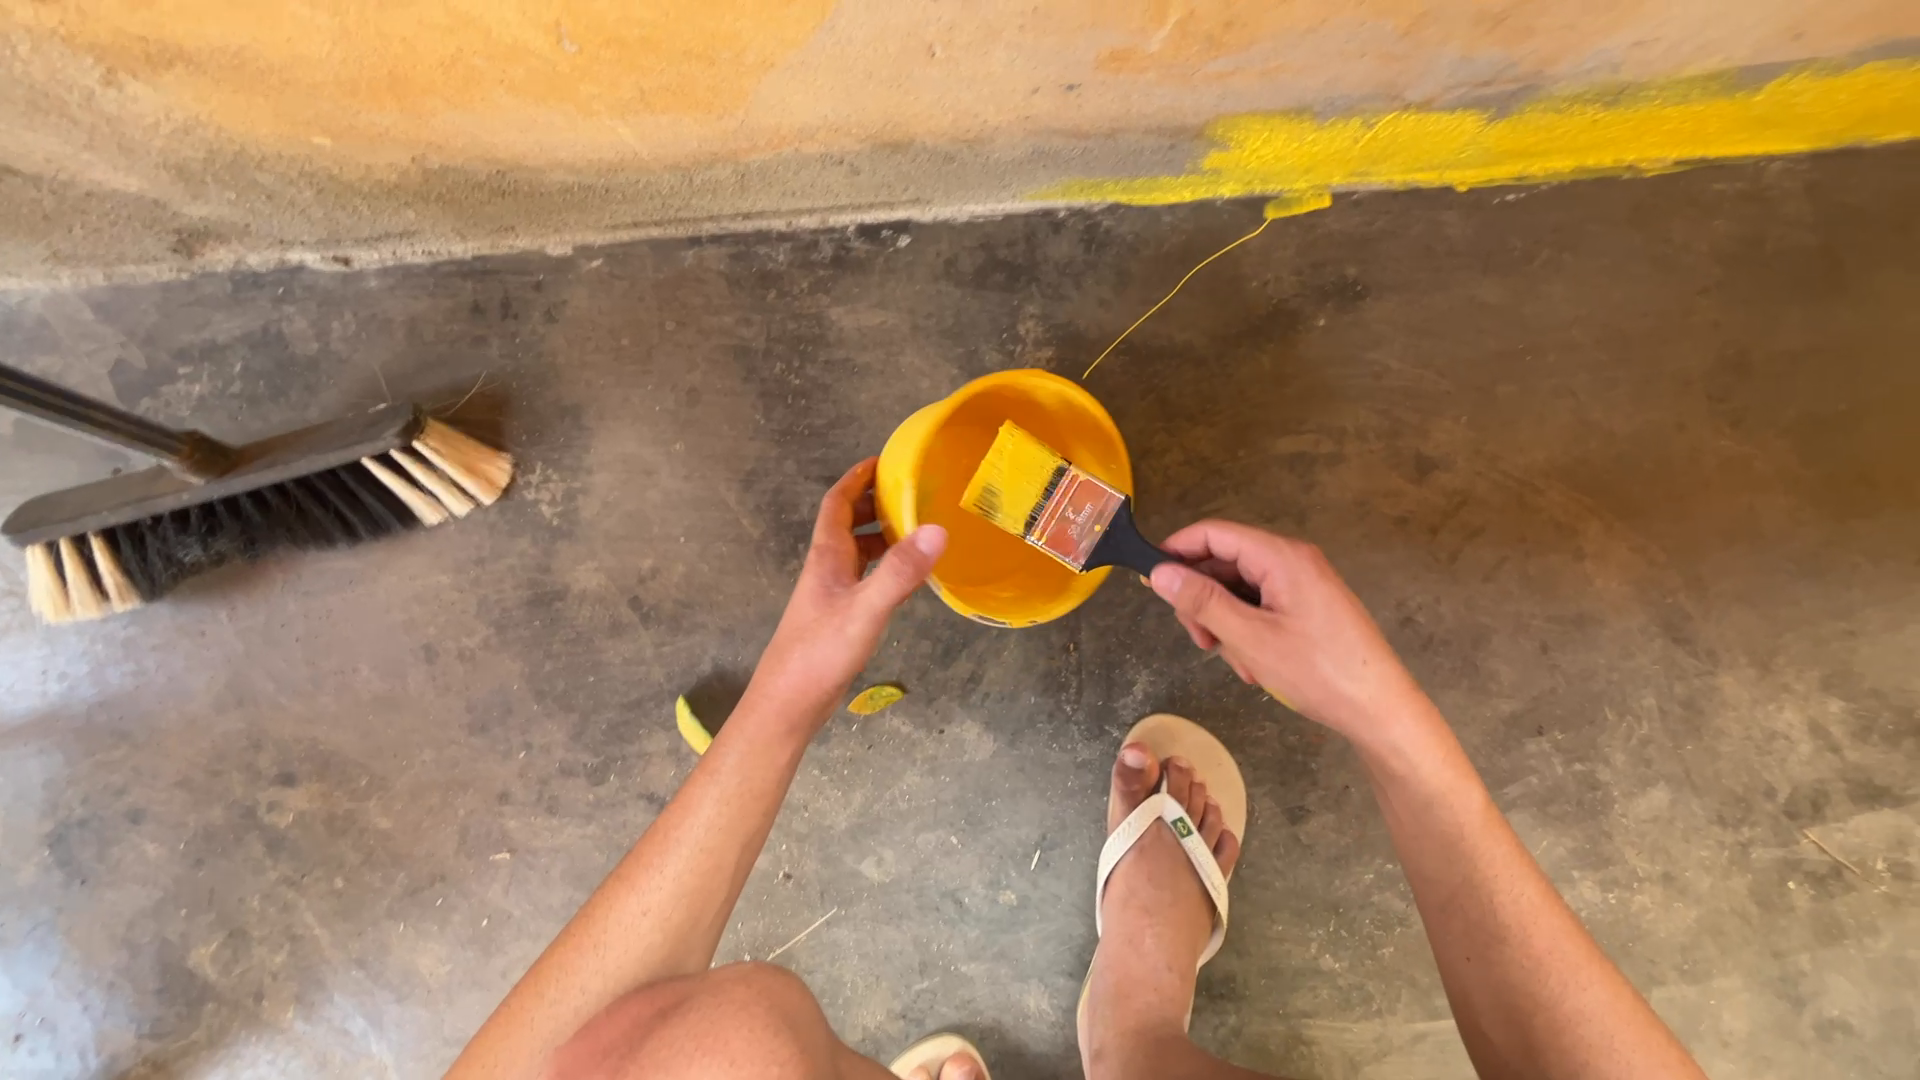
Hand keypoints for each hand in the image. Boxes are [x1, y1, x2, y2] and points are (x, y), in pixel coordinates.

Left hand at [750, 458, 946, 724]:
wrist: (789, 703)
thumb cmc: (820, 653)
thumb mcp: (865, 610)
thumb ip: (899, 572)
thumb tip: (937, 529)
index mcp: (827, 556)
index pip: (838, 503)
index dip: (857, 478)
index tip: (883, 460)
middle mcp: (826, 568)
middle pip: (848, 523)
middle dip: (875, 502)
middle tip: (913, 492)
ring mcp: (831, 593)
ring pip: (856, 551)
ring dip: (881, 535)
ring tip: (917, 529)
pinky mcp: (838, 617)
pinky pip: (864, 577)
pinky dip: (884, 567)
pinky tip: (905, 578)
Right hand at [1149, 520, 1430, 744]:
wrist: (1381, 710)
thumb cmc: (1318, 671)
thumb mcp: (1250, 638)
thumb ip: (1202, 601)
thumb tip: (1159, 572)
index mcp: (1281, 556)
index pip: (1214, 533)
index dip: (1176, 551)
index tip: (1150, 580)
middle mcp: (1292, 561)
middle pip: (1224, 563)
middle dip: (1202, 600)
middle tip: (1200, 641)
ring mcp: (1301, 584)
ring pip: (1238, 589)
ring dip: (1224, 622)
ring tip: (1237, 661)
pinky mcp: (1306, 607)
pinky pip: (1259, 606)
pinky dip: (1246, 631)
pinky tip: (1254, 663)